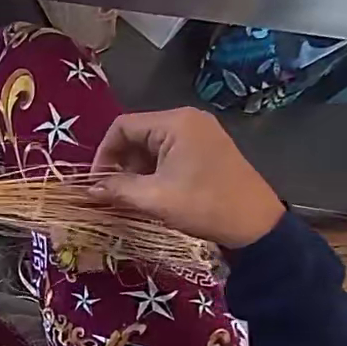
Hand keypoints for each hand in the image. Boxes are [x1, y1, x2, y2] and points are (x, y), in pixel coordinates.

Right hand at [89, 108, 283, 248]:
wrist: (257, 225)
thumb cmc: (204, 206)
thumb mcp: (155, 199)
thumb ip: (118, 189)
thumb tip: (89, 190)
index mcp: (175, 122)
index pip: (123, 127)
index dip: (103, 154)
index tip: (96, 183)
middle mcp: (187, 120)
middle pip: (138, 134)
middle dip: (120, 164)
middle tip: (112, 193)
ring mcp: (200, 134)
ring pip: (153, 146)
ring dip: (136, 171)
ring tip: (130, 198)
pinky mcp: (207, 150)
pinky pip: (170, 154)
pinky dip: (155, 172)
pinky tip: (151, 195)